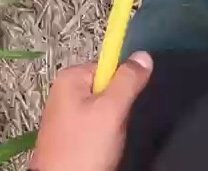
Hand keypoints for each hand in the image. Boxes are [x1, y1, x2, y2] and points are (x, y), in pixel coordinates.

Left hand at [28, 51, 153, 170]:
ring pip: (102, 113)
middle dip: (115, 111)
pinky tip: (97, 153)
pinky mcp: (66, 136)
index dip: (120, 87)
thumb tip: (143, 55)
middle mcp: (64, 91)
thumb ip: (128, 81)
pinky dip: (100, 140)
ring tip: (105, 145)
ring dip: (110, 128)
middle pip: (105, 90)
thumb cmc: (84, 148)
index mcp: (70, 77)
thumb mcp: (111, 111)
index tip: (121, 108)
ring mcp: (64, 115)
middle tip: (112, 130)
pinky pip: (93, 129)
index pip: (107, 68)